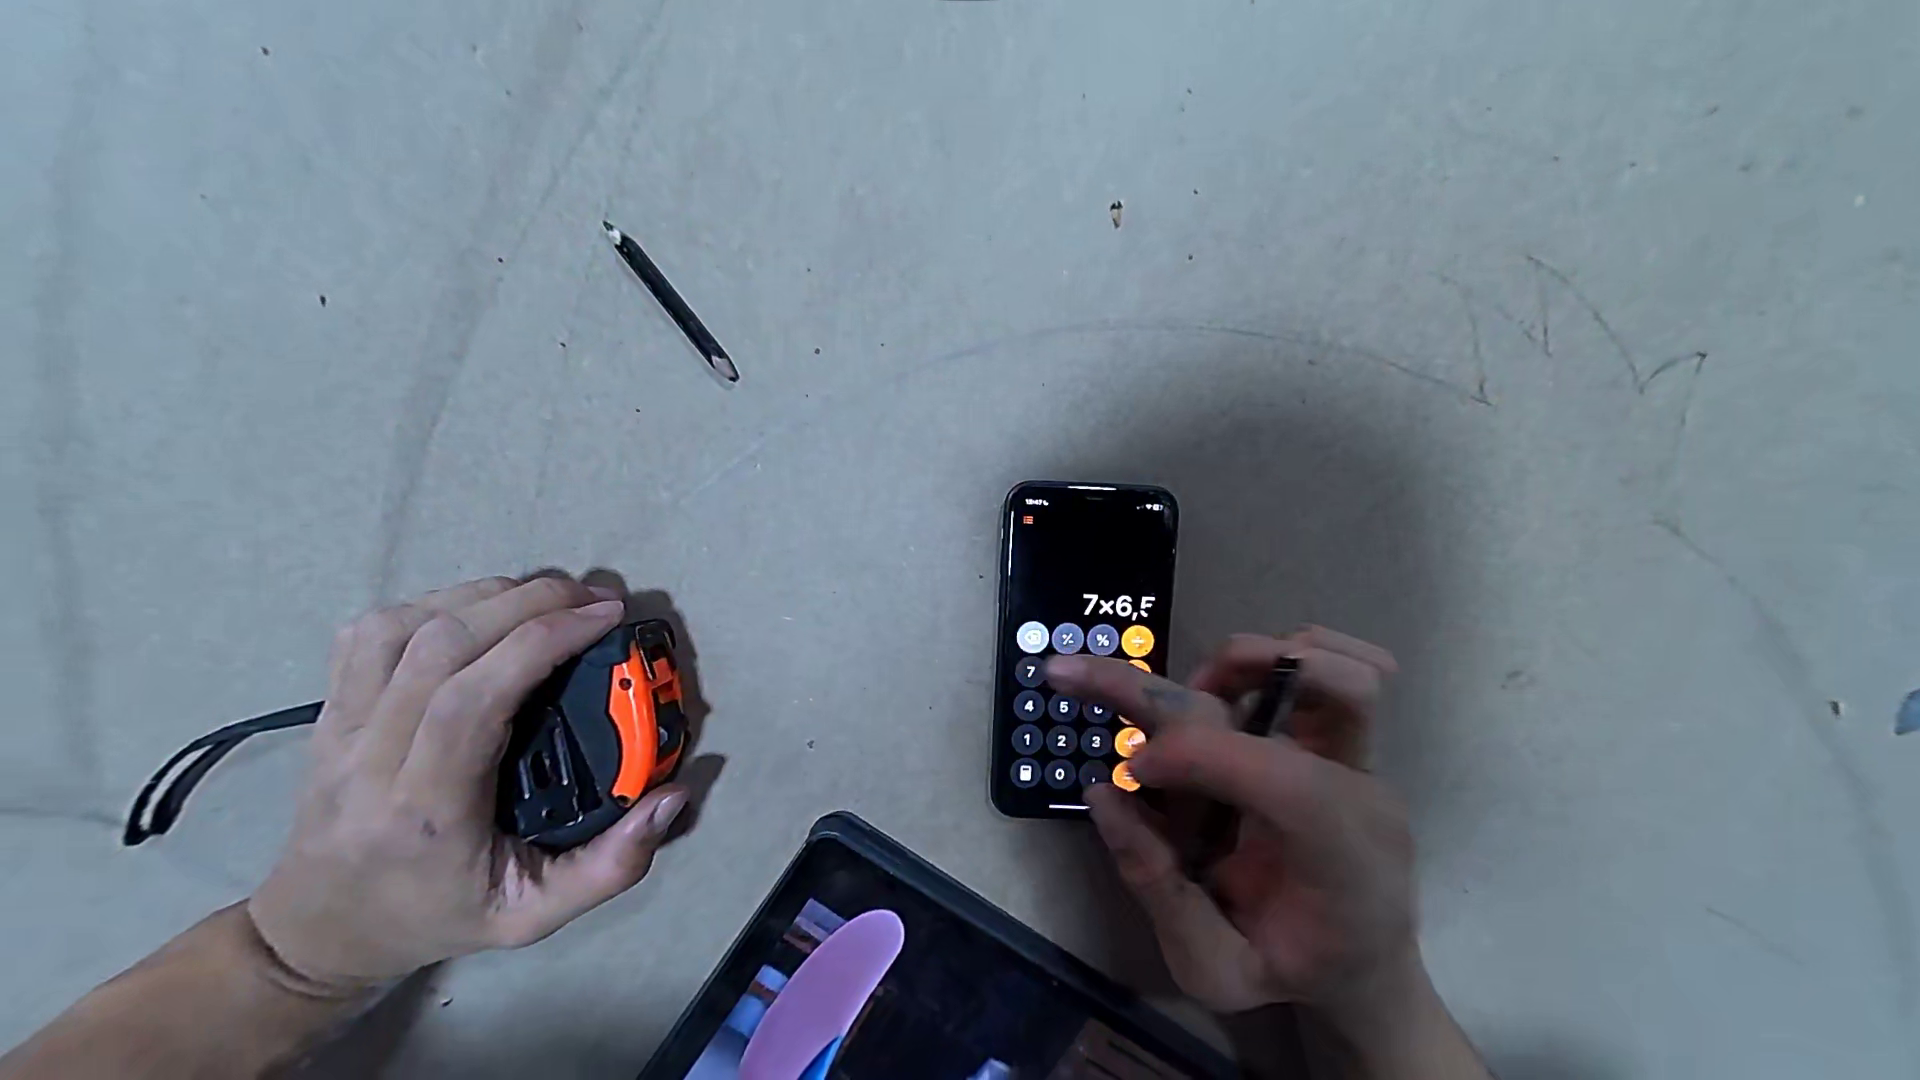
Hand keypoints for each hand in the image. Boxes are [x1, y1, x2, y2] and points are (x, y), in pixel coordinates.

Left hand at [247, 576, 689, 991]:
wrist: (316, 932)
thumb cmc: (435, 916)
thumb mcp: (534, 915)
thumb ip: (613, 865)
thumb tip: (673, 795)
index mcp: (423, 807)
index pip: (474, 696)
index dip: (544, 638)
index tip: (606, 617)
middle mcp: (370, 758)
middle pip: (442, 643)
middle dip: (531, 601)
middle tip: (596, 599)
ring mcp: (338, 726)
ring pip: (403, 625)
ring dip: (488, 594)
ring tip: (551, 596)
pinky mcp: (329, 707)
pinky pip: (372, 629)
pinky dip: (439, 601)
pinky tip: (487, 608)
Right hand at [1046, 629, 1413, 1018]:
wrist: (1363, 965)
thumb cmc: (1292, 968)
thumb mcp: (1216, 969)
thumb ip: (1157, 887)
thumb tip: (1103, 792)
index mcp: (1339, 852)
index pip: (1270, 770)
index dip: (1188, 755)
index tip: (1133, 774)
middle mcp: (1356, 787)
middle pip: (1283, 693)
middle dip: (1162, 685)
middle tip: (1072, 676)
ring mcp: (1358, 757)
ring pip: (1323, 664)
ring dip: (1235, 663)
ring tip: (1176, 696)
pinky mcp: (1344, 739)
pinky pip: (1346, 667)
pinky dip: (1284, 656)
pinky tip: (1227, 680)